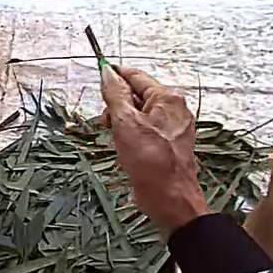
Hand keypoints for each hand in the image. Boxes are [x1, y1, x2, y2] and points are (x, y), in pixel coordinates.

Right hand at [100, 64, 209, 234]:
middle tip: (107, 122)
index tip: (98, 77)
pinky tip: (125, 149)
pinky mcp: (168, 144)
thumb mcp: (125, 122)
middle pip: (137, 96)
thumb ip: (115, 95)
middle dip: (117, 106)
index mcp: (168, 98)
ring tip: (117, 139)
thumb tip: (107, 74)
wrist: (169, 199)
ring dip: (121, 123)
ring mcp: (172, 128)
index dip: (114, 76)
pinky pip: (144, 131)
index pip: (136, 76)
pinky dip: (130, 136)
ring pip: (138, 115)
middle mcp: (174, 110)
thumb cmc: (151, 162)